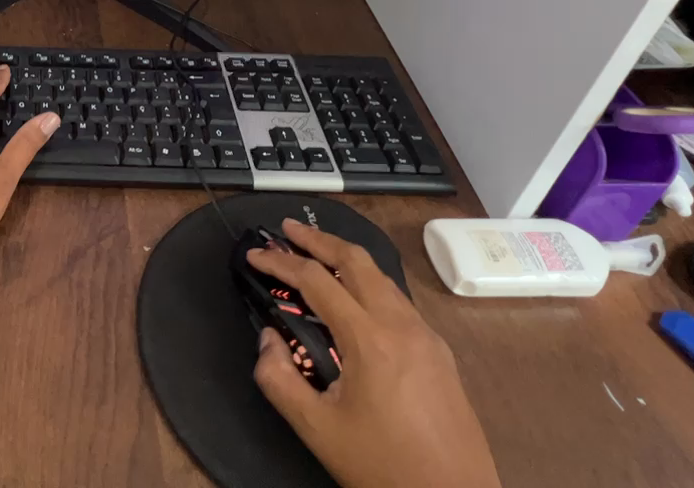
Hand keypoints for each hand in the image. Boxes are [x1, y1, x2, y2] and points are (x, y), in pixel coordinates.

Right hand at [248, 218, 499, 487]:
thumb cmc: (384, 467)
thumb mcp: (317, 429)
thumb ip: (278, 378)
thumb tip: (268, 340)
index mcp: (370, 339)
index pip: (316, 280)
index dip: (280, 263)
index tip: (254, 256)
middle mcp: (401, 325)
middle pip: (355, 260)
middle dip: (317, 238)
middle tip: (286, 230)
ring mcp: (426, 336)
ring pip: (380, 276)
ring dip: (344, 257)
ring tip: (315, 254)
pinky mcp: (439, 352)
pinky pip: (397, 299)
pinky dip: (367, 282)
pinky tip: (353, 297)